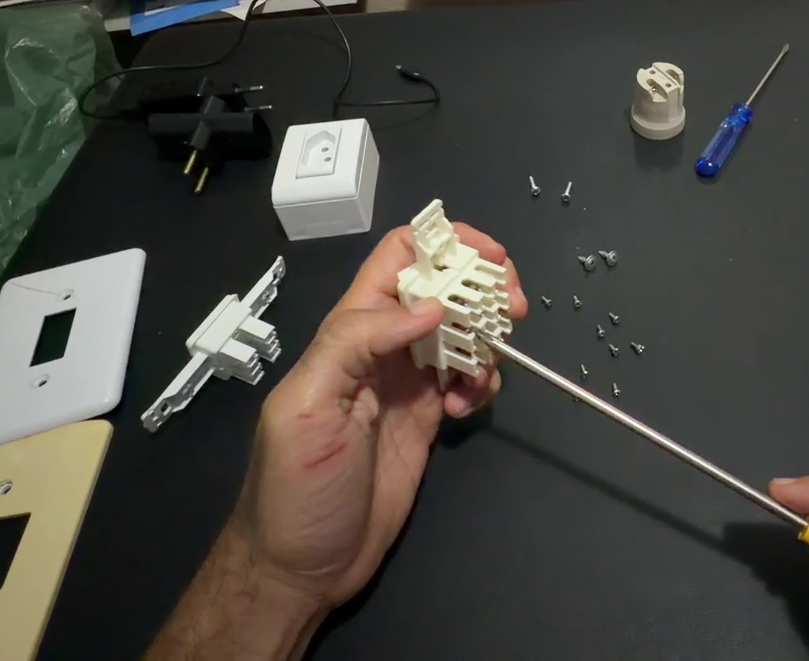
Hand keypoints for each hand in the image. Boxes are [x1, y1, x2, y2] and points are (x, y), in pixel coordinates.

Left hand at [148, 223, 525, 659]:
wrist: (303, 566)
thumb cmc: (295, 485)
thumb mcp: (308, 404)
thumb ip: (359, 340)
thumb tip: (432, 305)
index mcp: (352, 327)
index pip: (399, 256)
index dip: (444, 242)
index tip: (489, 255)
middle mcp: (386, 342)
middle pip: (444, 286)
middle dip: (483, 285)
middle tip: (513, 307)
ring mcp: (411, 377)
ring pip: (464, 329)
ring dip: (488, 337)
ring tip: (486, 368)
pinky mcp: (430, 412)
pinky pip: (469, 376)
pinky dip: (482, 381)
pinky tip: (469, 405)